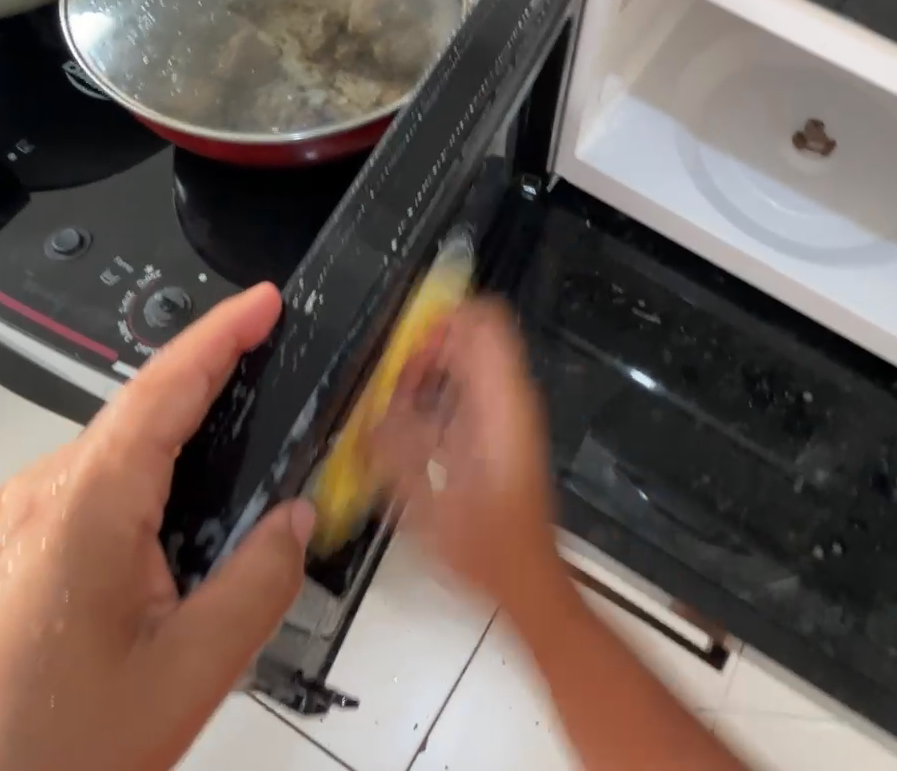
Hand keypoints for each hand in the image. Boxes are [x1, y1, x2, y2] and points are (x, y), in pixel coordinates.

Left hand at [0, 284, 314, 770]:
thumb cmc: (55, 757)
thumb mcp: (192, 670)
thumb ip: (262, 578)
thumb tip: (294, 516)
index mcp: (84, 506)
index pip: (166, 387)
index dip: (223, 333)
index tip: (267, 299)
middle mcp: (32, 500)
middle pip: (138, 417)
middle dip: (211, 390)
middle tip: (277, 388)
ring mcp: (2, 532)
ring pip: (111, 459)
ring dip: (177, 449)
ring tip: (236, 475)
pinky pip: (82, 497)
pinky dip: (140, 488)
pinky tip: (170, 541)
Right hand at [370, 298, 566, 610]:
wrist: (527, 579)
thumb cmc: (488, 550)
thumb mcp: (429, 508)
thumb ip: (397, 456)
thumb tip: (370, 417)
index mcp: (501, 406)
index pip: (485, 325)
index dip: (445, 317)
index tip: (407, 334)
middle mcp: (512, 401)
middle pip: (475, 337)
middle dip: (430, 345)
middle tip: (394, 372)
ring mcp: (511, 414)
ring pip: (472, 361)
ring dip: (432, 369)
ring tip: (396, 399)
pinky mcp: (503, 431)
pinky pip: (472, 388)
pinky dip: (441, 390)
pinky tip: (411, 422)